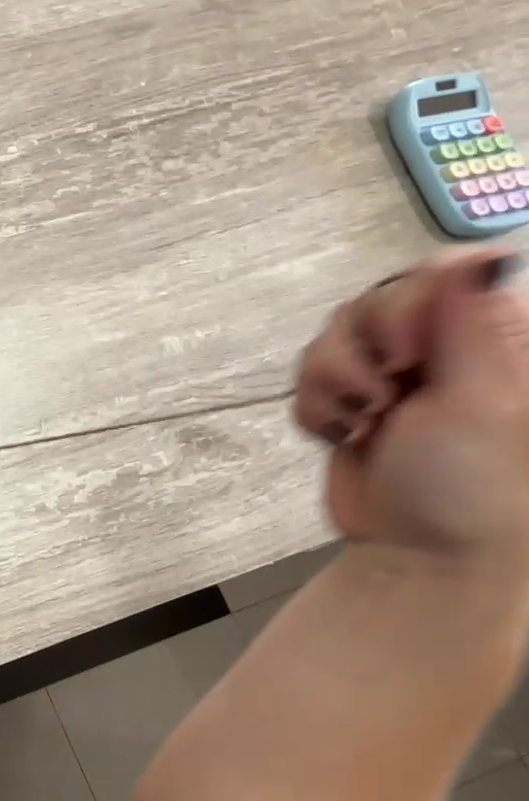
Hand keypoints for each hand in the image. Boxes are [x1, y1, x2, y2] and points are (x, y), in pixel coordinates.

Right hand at [294, 248, 528, 561]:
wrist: (420, 550)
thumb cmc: (469, 478)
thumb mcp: (480, 398)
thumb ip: (469, 323)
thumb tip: (479, 250)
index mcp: (492, 337)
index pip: (426, 278)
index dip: (399, 309)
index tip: (406, 358)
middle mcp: (442, 349)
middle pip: (365, 308)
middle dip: (354, 356)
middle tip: (383, 399)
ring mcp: (392, 379)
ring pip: (327, 345)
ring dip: (330, 387)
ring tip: (359, 424)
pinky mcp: (350, 405)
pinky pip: (307, 383)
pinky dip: (314, 410)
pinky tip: (340, 436)